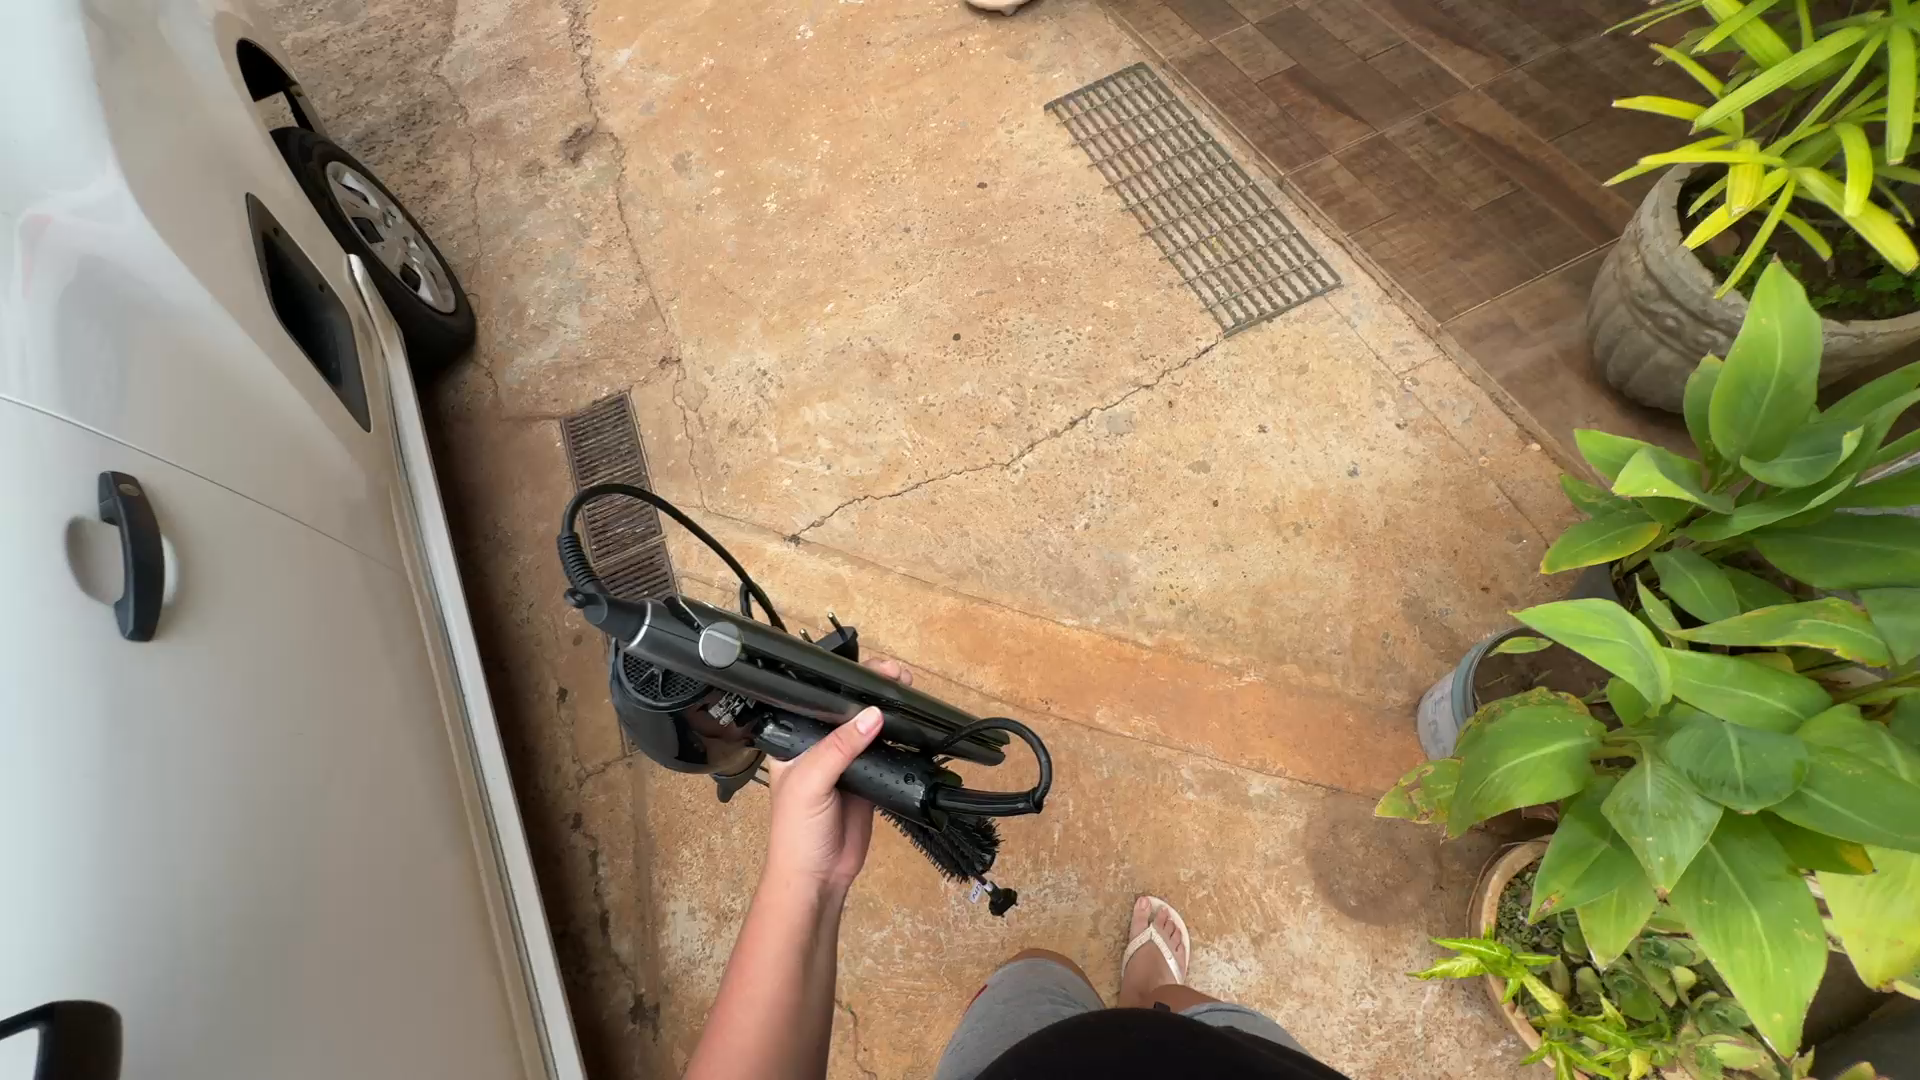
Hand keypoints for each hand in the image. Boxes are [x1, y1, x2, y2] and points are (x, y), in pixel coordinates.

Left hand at [762, 657, 912, 893]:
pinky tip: (913, 723)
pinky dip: (900, 738)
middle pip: (847, 710)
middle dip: (871, 690)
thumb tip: (874, 715)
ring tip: (910, 690)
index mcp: (795, 740)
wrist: (818, 879)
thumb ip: (839, 748)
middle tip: (898, 676)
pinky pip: (886, 752)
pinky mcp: (869, 779)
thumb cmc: (797, 832)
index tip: (871, 669)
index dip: (842, 682)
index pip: (818, 701)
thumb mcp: (810, 783)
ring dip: (888, 710)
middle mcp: (820, 746)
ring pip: (869, 728)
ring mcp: (846, 762)